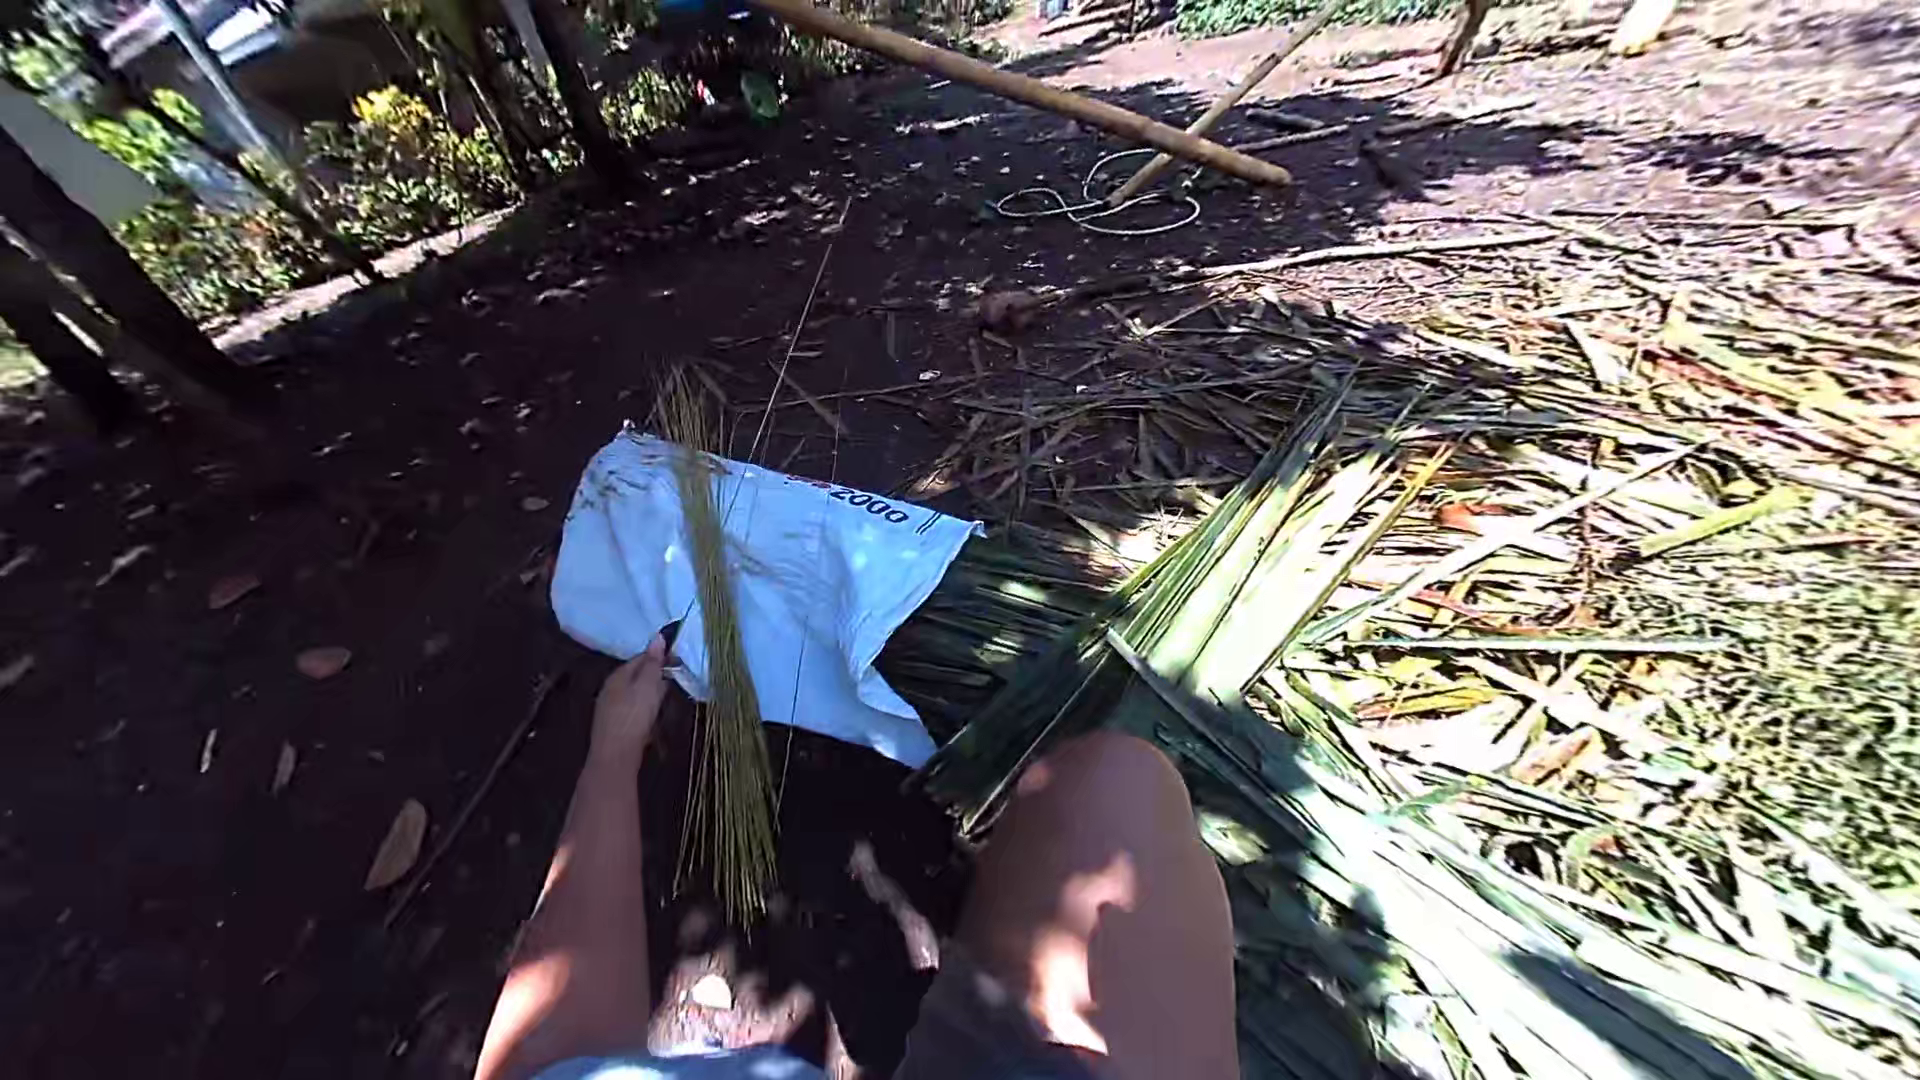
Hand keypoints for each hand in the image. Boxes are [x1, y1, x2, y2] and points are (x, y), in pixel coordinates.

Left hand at [589, 634, 668, 772]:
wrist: (616, 754)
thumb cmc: (635, 714)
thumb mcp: (649, 684)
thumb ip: (654, 661)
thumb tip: (658, 636)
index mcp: (618, 675)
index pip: (641, 657)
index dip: (661, 656)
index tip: (680, 660)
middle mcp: (610, 687)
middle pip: (637, 673)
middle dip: (657, 672)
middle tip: (677, 676)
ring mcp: (610, 706)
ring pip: (635, 690)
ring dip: (652, 689)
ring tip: (668, 694)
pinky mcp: (614, 722)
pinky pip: (633, 704)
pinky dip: (645, 703)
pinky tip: (653, 712)